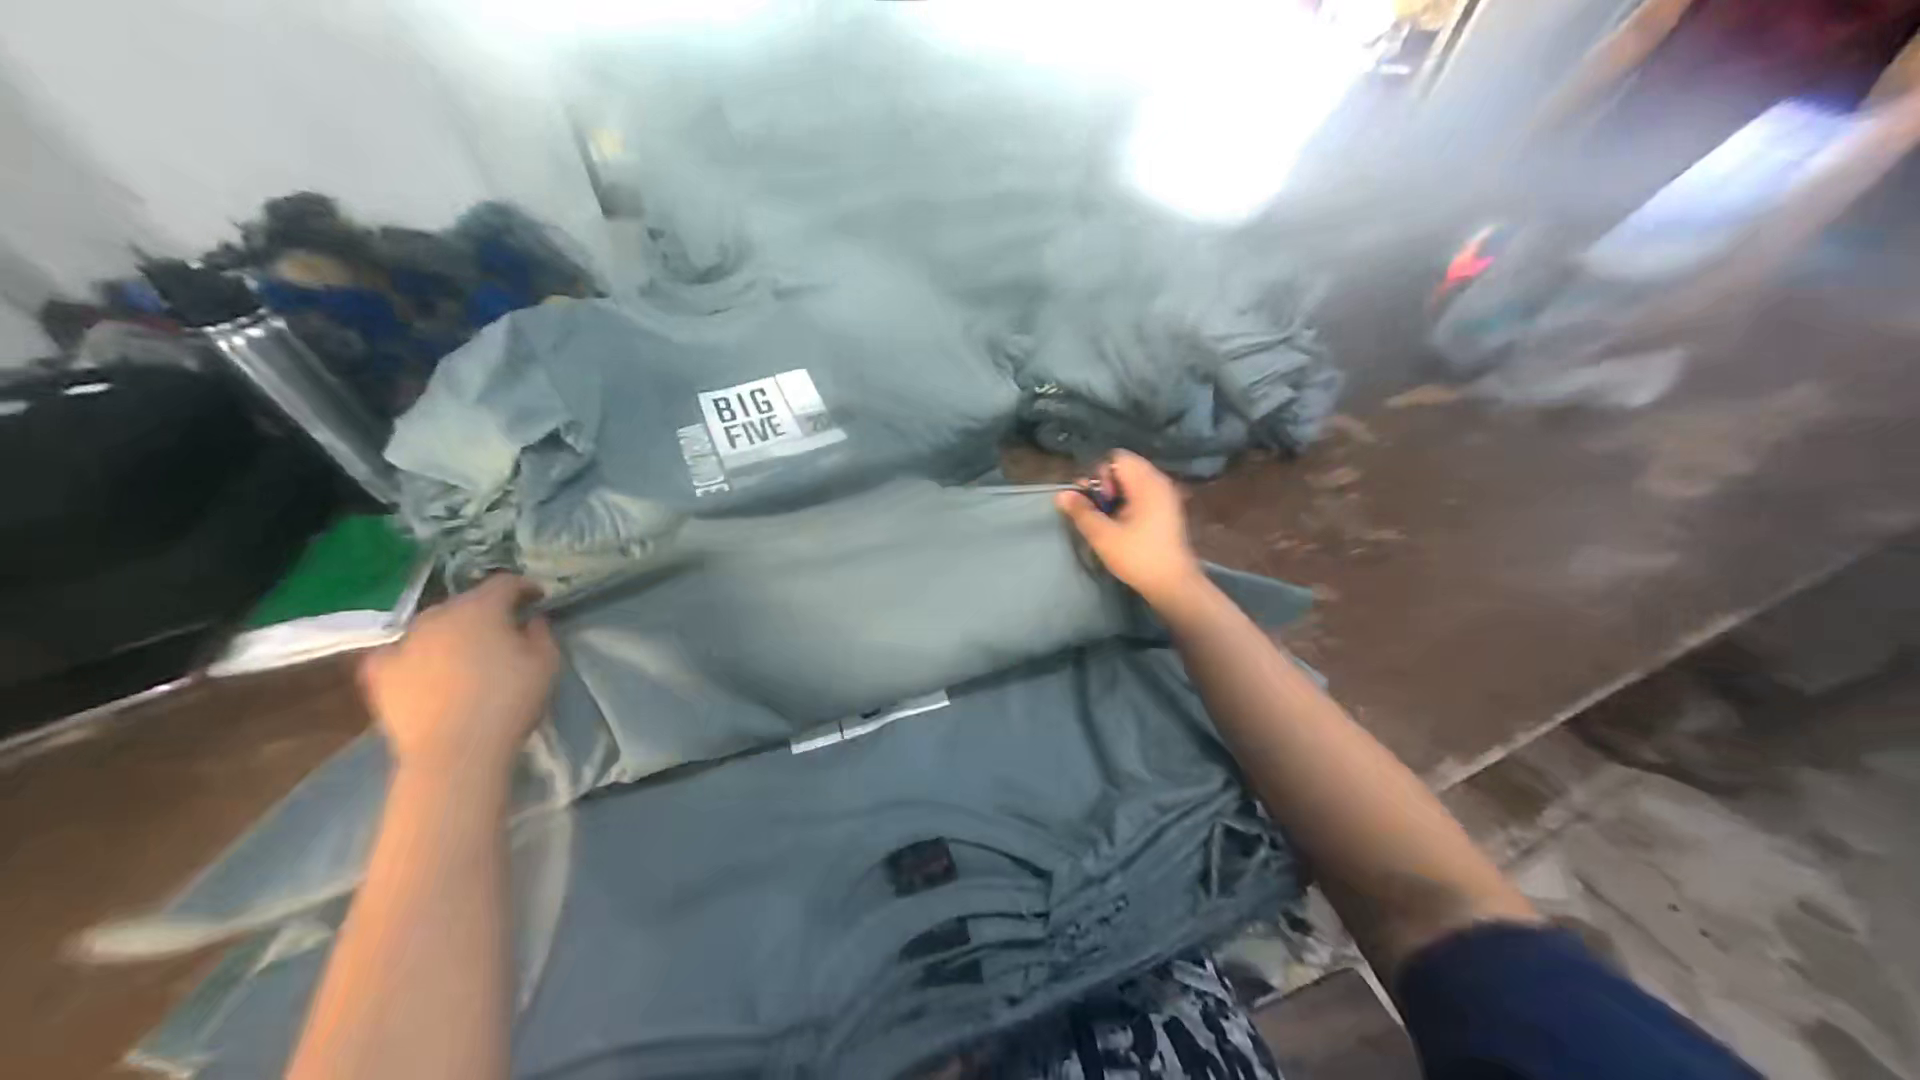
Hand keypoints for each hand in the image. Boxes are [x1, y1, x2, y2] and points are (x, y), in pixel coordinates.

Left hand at [359, 574, 559, 776]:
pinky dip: (409, 654)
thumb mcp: (547, 663)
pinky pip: (395, 653)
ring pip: (431, 625)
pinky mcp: (380, 672)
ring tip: (463, 651)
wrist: (456, 750)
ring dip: (450, 631)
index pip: (505, 583)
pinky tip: (418, 665)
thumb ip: (541, 633)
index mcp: (481, 609)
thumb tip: (531, 621)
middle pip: (465, 602)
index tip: (537, 598)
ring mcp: (404, 642)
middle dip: (486, 610)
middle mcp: (439, 616)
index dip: (524, 587)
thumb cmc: (510, 700)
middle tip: (503, 629)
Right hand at [1054, 450, 1206, 607]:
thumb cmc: (1138, 557)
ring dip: (1115, 496)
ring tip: (1107, 519)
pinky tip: (1122, 525)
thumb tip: (1061, 494)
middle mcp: (1159, 483)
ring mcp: (1166, 496)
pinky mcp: (1167, 510)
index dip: (1100, 474)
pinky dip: (1127, 503)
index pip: (1117, 457)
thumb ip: (1081, 511)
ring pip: (1132, 482)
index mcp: (1147, 483)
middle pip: (1124, 468)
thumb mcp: (1103, 535)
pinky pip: (1141, 494)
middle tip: (1098, 510)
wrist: (1173, 585)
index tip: (1097, 500)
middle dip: (1105, 485)